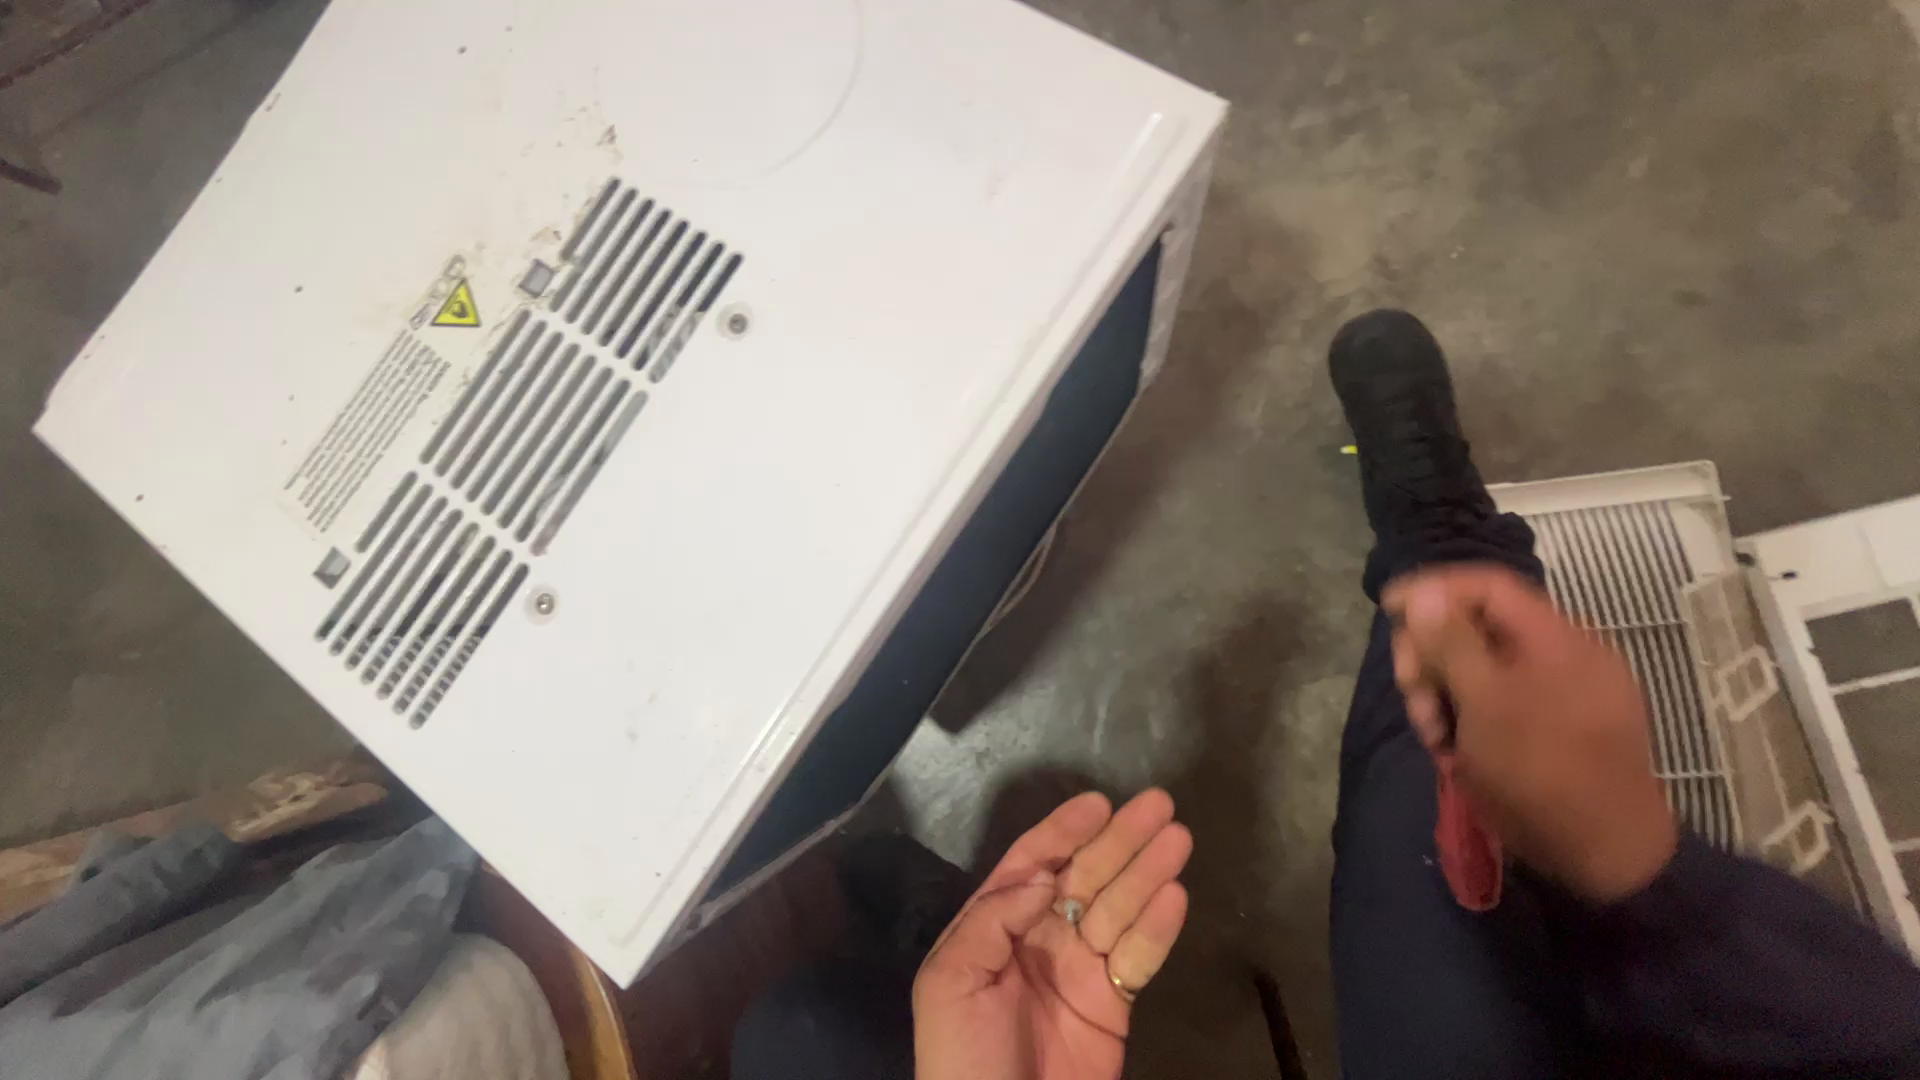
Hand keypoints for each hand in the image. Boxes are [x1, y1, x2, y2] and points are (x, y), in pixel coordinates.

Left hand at [912, 789, 1190, 1079]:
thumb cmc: (961, 1056)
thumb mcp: (951, 980)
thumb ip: (991, 919)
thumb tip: (1042, 876)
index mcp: (995, 925)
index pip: (1034, 863)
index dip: (1065, 830)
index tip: (1097, 803)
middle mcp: (1040, 936)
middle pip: (1086, 875)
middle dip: (1119, 839)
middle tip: (1158, 805)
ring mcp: (1079, 970)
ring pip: (1119, 907)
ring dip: (1148, 871)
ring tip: (1178, 837)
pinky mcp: (1112, 1005)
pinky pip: (1138, 957)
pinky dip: (1158, 927)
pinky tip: (1176, 895)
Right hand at [1383, 564, 1678, 901]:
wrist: (1603, 857)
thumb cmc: (1541, 772)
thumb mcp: (1487, 702)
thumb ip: (1453, 643)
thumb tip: (1425, 595)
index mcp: (1555, 640)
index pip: (1486, 585)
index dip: (1433, 588)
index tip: (1388, 608)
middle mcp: (1556, 655)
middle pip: (1472, 624)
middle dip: (1430, 654)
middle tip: (1410, 690)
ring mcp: (1552, 690)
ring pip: (1472, 664)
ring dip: (1438, 690)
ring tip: (1431, 732)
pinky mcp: (1542, 721)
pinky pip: (1488, 697)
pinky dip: (1460, 713)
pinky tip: (1449, 746)